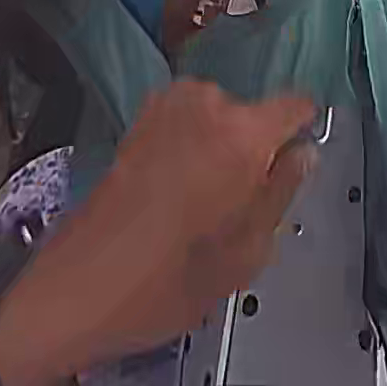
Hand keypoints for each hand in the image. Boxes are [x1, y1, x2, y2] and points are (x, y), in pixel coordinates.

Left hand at [0, 81, 317, 384]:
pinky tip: (175, 182)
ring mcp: (172, 103)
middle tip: (238, 194)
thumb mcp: (248, 249)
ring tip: (201, 193)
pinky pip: (188, 116)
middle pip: (254, 114)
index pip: (296, 105)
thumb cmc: (171, 276)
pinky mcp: (145, 113)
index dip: (303, 126)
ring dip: (219, 141)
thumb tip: (303, 153)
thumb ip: (285, 189)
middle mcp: (209, 103)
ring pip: (220, 115)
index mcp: (244, 133)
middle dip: (254, 146)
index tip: (299, 147)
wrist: (83, 283)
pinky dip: (190, 139)